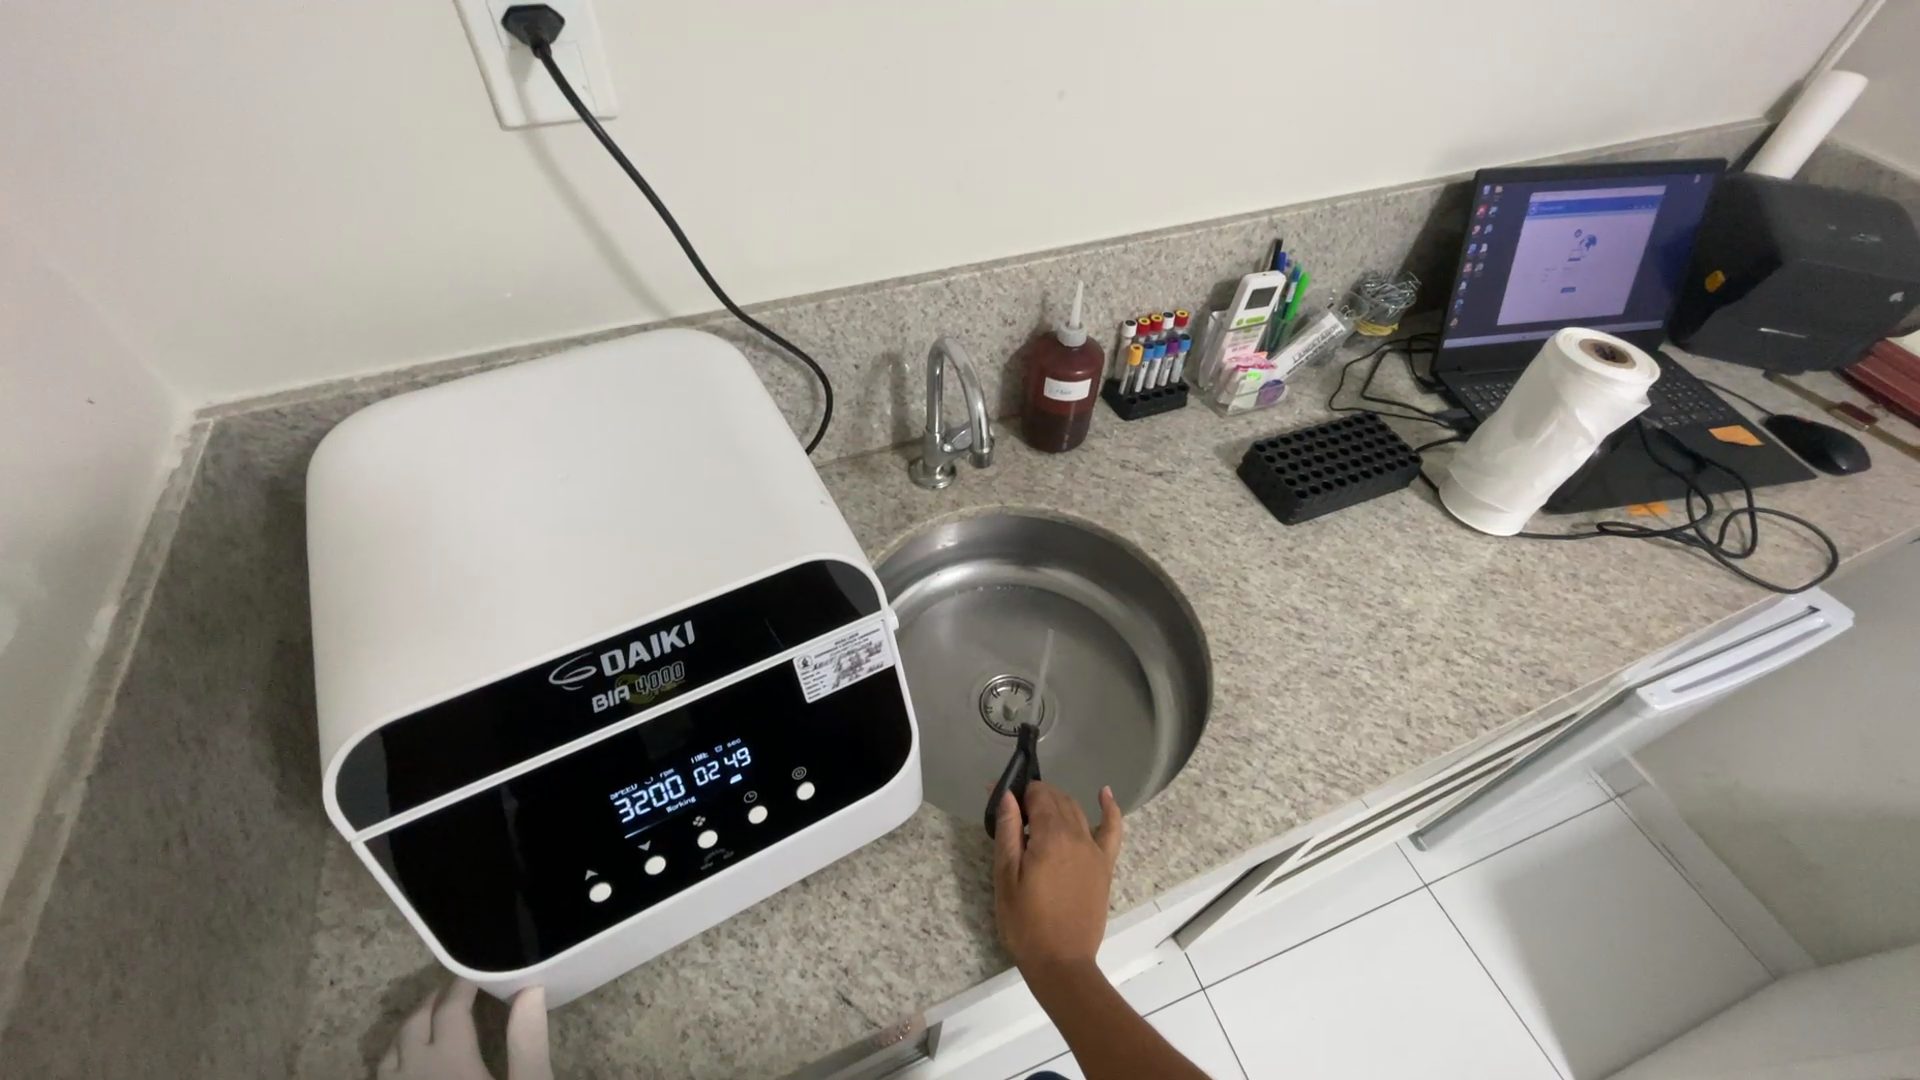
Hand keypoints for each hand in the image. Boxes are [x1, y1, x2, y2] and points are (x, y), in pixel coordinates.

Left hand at [377, 979, 553, 1079]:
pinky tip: (415, 1061)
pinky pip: (383, 1079)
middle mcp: (412, 1078)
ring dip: (412, 1026)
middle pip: (413, 1025)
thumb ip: (527, 1041)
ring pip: (389, 1053)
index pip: (450, 1010)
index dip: (463, 983)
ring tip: (436, 1015)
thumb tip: (530, 988)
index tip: (480, 967)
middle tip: (462, 984)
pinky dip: (397, 1058)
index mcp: (447, 1064)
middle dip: (436, 999)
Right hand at [992, 782, 1123, 974]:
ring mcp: (1095, 850)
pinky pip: (1112, 829)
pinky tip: (1105, 793)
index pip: (1037, 795)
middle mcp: (1077, 835)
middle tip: (1016, 816)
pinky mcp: (1105, 865)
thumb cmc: (1025, 923)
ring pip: (1076, 810)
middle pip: (1057, 799)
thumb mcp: (1006, 877)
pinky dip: (1110, 808)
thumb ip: (1007, 830)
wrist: (1061, 963)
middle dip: (1036, 798)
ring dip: (1058, 803)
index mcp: (1050, 836)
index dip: (1020, 794)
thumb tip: (1005, 792)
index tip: (1006, 807)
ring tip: (1038, 814)